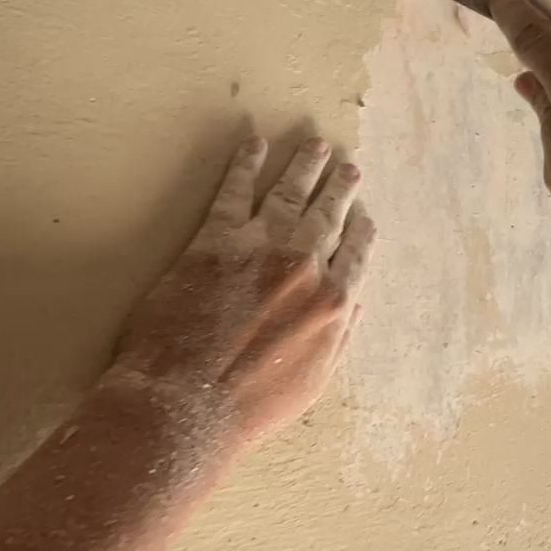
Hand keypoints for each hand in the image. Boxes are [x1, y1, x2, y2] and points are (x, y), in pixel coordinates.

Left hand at [107, 135, 375, 443]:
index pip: (357, 253)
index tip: (363, 214)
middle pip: (329, 215)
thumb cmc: (249, 405)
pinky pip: (234, 193)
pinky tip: (254, 145)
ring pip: (290, 195)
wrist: (187, 405)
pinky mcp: (214, 243)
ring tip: (314, 145)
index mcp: (333, 303)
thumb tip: (352, 302)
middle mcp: (303, 267)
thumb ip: (338, 336)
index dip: (362, 230)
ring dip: (304, 166)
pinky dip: (245, 165)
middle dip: (340, 187)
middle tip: (346, 166)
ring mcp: (259, 250)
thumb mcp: (313, 381)